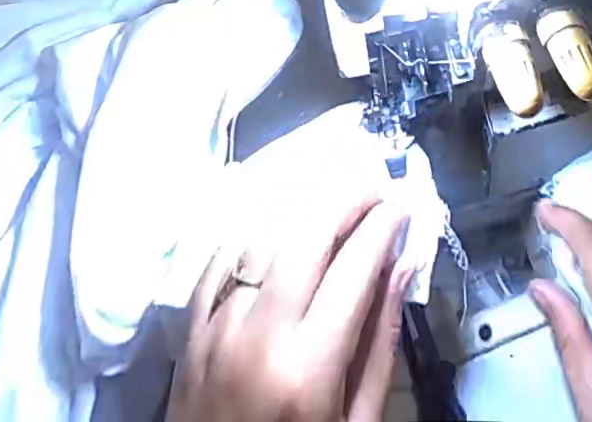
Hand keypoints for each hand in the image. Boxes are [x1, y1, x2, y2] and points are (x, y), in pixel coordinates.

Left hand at [168, 192, 413, 421]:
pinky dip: (256, 236)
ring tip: (335, 207)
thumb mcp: (358, 419)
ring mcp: (215, 332)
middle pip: (307, 236)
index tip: (403, 207)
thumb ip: (382, 337)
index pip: (357, 263)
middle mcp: (259, 337)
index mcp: (309, 366)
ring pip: (263, 239)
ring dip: (305, 211)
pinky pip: (221, 263)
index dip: (386, 223)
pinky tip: (282, 232)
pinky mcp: (188, 337)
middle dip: (349, 201)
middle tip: (375, 193)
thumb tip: (403, 263)